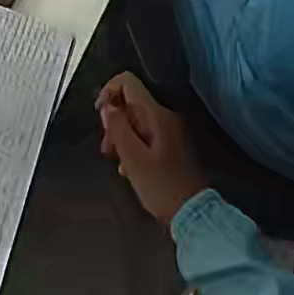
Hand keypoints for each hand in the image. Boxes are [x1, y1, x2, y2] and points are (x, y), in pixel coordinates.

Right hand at [96, 72, 207, 227]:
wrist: (192, 213)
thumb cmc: (162, 186)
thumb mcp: (133, 158)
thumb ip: (118, 128)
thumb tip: (107, 106)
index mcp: (156, 113)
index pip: (128, 81)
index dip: (109, 91)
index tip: (100, 115)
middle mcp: (165, 114)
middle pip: (131, 100)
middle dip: (114, 119)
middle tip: (107, 147)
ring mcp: (170, 128)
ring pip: (136, 117)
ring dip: (122, 134)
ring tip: (116, 160)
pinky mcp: (171, 142)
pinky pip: (145, 131)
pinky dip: (133, 142)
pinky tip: (129, 166)